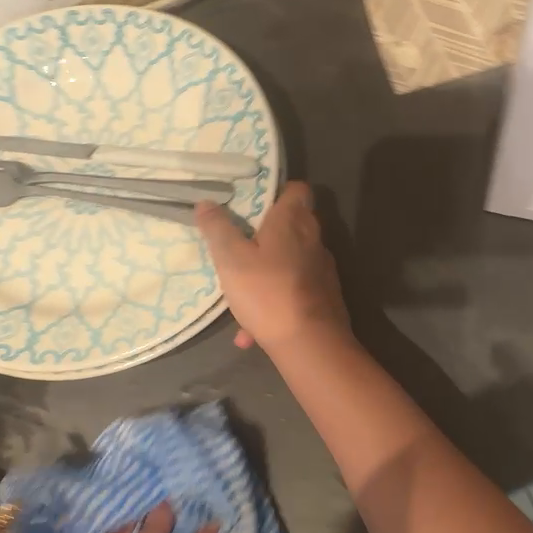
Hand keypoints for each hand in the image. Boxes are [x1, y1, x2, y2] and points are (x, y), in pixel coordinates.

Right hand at [196, 181, 348, 351]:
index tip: (254, 203)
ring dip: (266, 276)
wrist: (310, 343)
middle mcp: (315, 240)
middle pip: (293, 226)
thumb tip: (206, 202)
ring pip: (290, 265)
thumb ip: (218, 229)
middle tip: (239, 246)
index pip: (298, 189)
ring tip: (239, 297)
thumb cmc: (268, 291)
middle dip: (266, 236)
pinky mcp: (325, 298)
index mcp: (294, 221)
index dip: (278, 191)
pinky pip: (294, 295)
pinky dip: (274, 306)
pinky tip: (251, 333)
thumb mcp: (231, 259)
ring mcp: (323, 270)